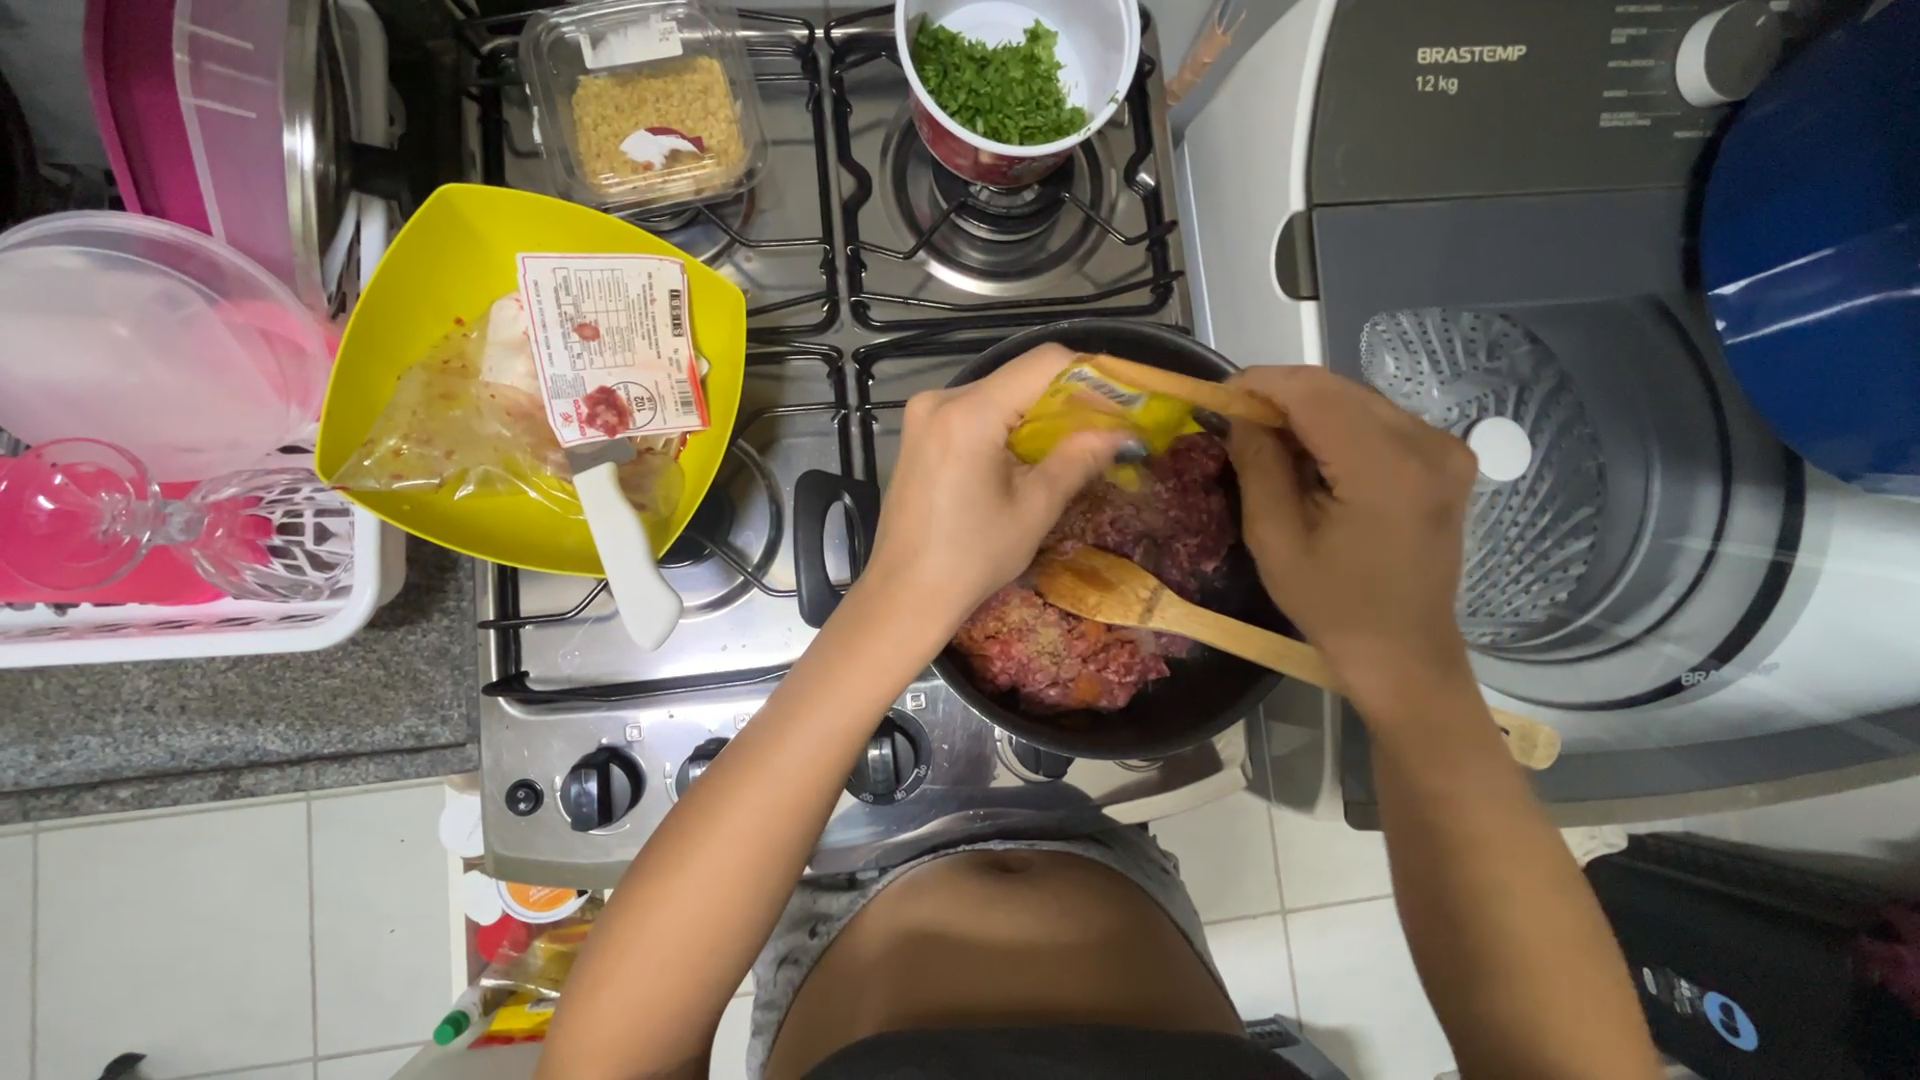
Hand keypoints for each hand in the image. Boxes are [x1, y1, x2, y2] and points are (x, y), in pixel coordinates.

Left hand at [857, 343, 1130, 627]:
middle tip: (1107, 427)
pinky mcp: (920, 433)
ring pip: (998, 393)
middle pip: (1019, 376)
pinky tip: (1030, 453)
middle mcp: (940, 399)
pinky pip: (974, 412)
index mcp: (968, 414)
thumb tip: (1123, 435)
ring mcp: (924, 415)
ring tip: (1075, 443)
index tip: (1123, 402)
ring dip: (1038, 412)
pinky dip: (1008, 425)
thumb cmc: (971, 559)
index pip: (1043, 363)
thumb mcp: (1033, 509)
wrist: (904, 594)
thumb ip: (1078, 460)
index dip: (1090, 376)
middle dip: (1068, 397)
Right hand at [1226, 366, 1479, 717]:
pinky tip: (1314, 460)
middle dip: (1280, 396)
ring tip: (1269, 444)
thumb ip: (1258, 466)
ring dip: (1308, 411)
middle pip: (1338, 389)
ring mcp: (1446, 448)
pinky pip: (1379, 421)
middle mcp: (1428, 443)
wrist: (1404, 653)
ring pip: (1358, 400)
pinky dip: (1338, 427)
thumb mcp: (1275, 541)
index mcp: (1386, 468)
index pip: (1313, 392)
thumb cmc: (1333, 607)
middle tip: (1235, 422)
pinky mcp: (1447, 459)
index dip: (1260, 383)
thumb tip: (1240, 415)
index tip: (1218, 397)